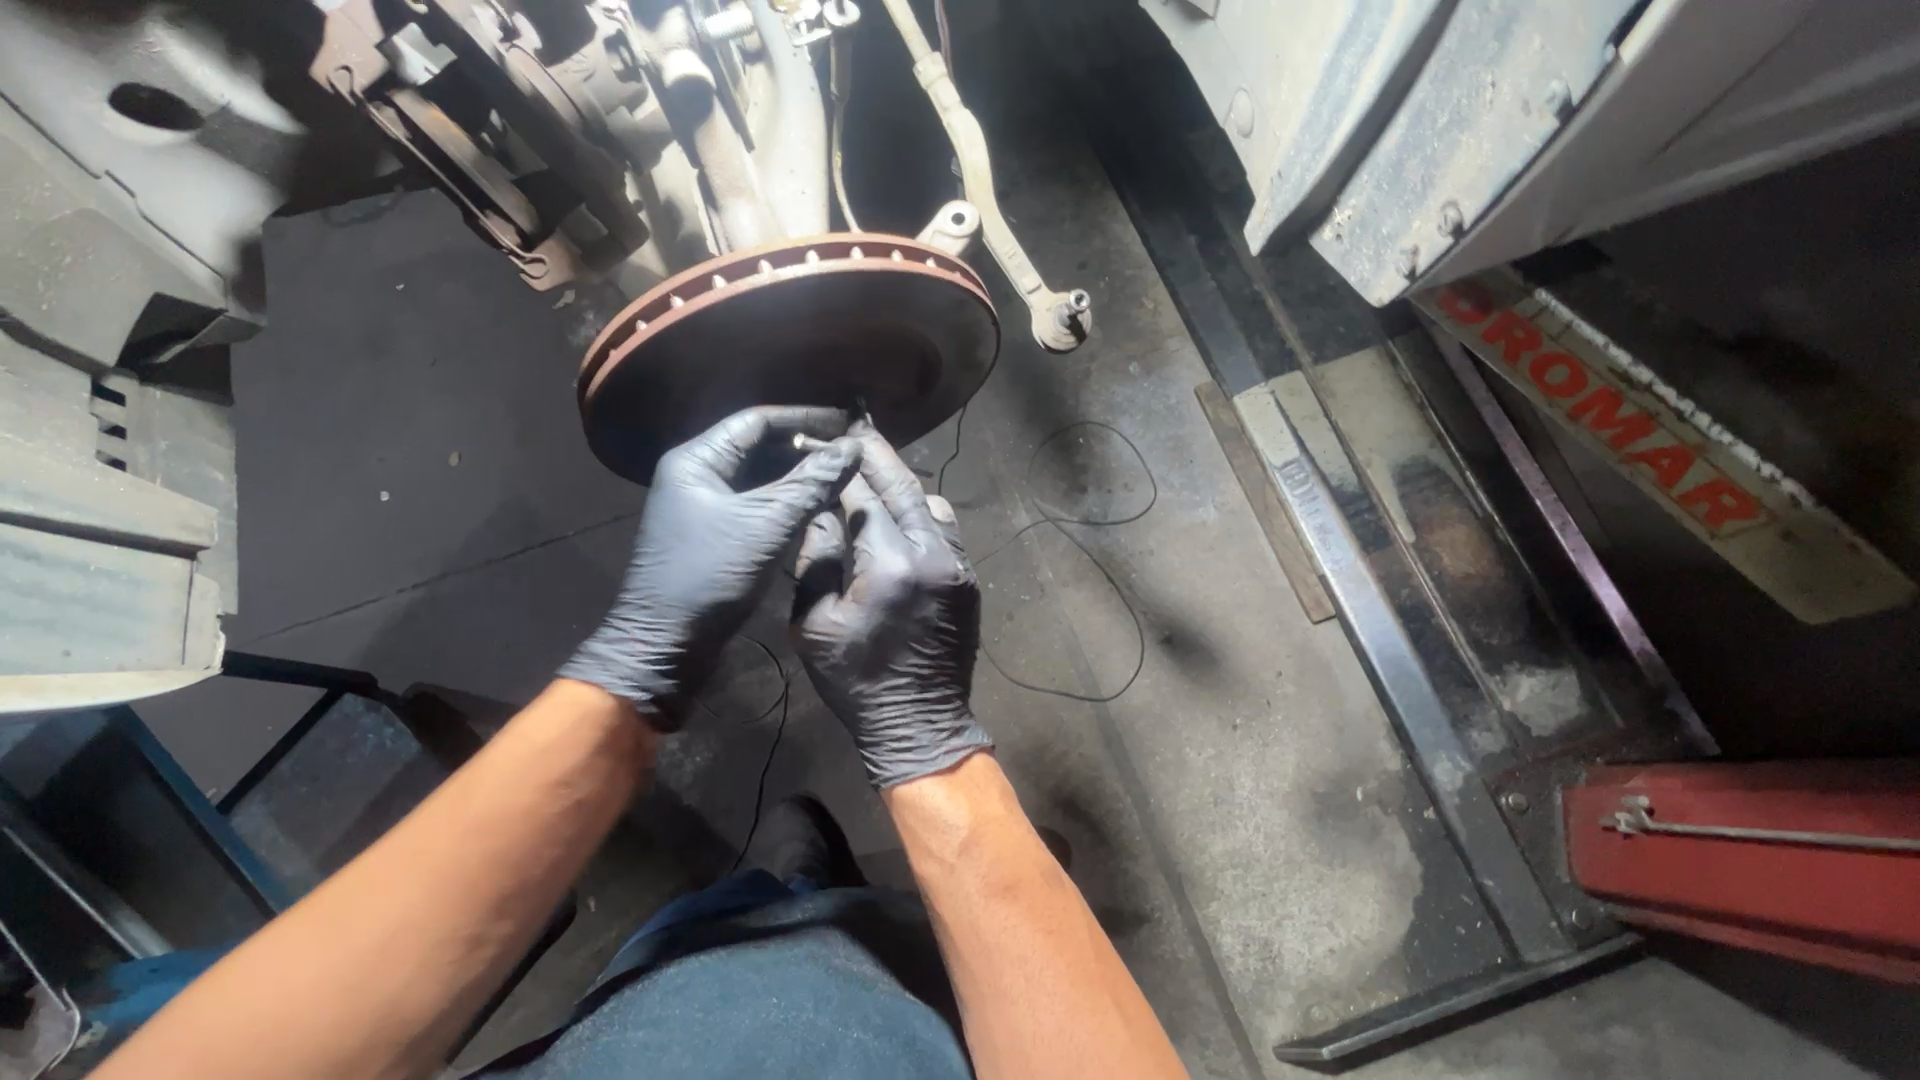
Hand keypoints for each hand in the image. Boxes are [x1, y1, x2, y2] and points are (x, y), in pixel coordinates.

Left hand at [561, 406, 861, 728]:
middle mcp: (698, 475)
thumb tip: (853, 448)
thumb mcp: (766, 526)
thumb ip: (810, 483)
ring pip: (761, 477)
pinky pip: (758, 504)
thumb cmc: (708, 577)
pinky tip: (821, 506)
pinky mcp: (717, 534)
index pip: (757, 421)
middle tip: (852, 450)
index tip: (847, 422)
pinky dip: (788, 501)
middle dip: (805, 447)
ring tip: (845, 475)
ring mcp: (706, 506)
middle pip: (759, 446)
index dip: (805, 419)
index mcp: (697, 460)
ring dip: (799, 475)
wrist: (664, 644)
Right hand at [791, 421, 992, 787]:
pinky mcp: (968, 579)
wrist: (919, 722)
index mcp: (889, 565)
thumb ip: (817, 559)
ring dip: (900, 480)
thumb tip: (820, 509)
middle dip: (874, 453)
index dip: (834, 468)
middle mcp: (932, 555)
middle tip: (852, 422)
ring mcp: (957, 566)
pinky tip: (901, 508)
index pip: (860, 497)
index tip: (812, 445)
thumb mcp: (814, 625)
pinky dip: (921, 510)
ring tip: (872, 464)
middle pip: (902, 487)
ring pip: (929, 502)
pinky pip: (946, 528)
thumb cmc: (856, 681)